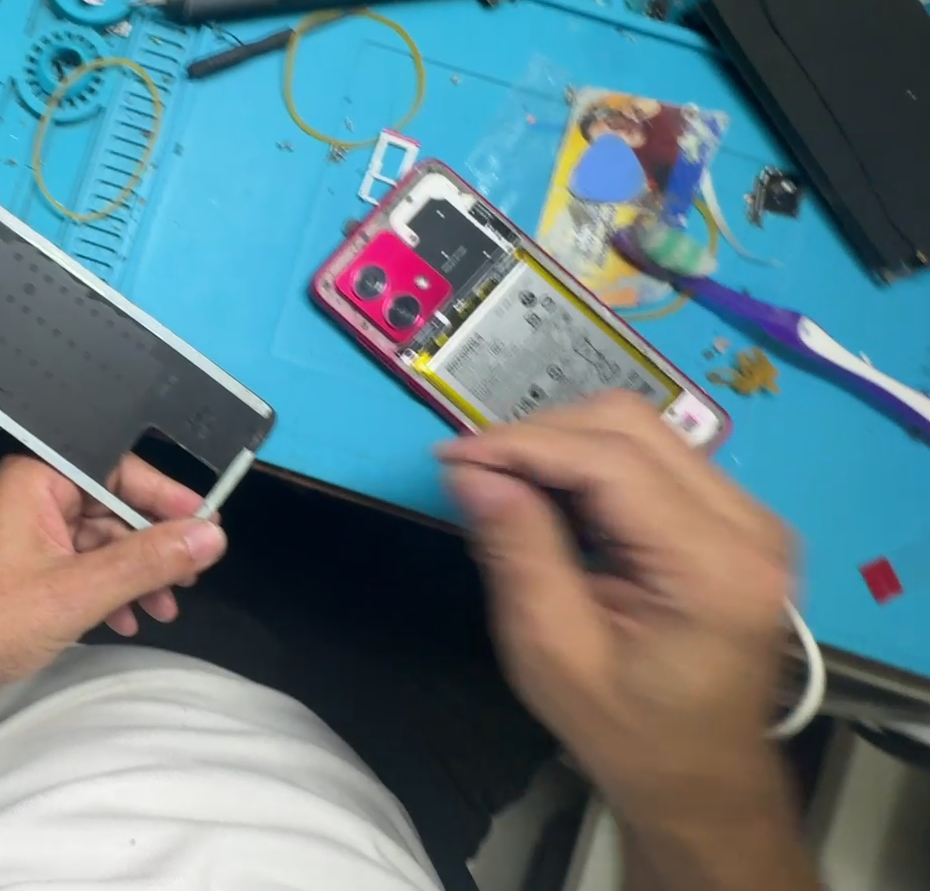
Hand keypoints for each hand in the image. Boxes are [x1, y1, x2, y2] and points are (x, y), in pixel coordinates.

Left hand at [0, 454, 226, 699]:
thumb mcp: (81, 591)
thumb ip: (149, 560)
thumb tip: (211, 535)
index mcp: (36, 479)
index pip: (114, 468)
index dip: (162, 495)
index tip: (205, 522)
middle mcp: (32, 494)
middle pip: (111, 506)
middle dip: (151, 546)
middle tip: (192, 578)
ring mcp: (28, 529)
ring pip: (99, 540)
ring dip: (135, 574)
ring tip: (163, 611)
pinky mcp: (27, 562)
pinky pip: (80, 563)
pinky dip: (107, 588)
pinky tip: (126, 619)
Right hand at [437, 393, 795, 829]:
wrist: (692, 770)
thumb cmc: (618, 719)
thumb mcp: (547, 642)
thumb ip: (514, 547)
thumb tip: (467, 470)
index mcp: (711, 564)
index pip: (608, 460)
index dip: (518, 445)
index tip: (448, 457)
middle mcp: (744, 524)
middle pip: (625, 424)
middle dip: (533, 434)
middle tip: (471, 469)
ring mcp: (740, 516)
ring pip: (631, 426)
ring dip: (551, 440)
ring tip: (498, 479)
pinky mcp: (720, 515)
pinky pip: (638, 451)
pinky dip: (573, 456)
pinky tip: (538, 491)